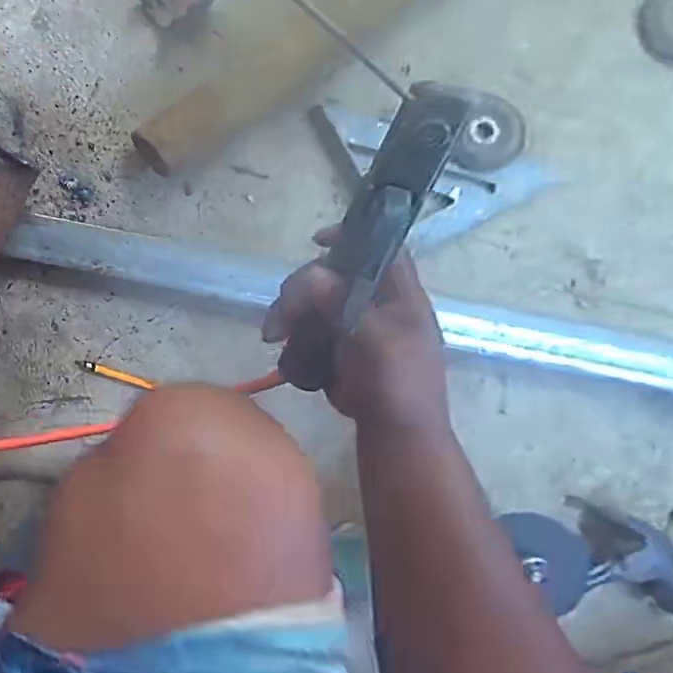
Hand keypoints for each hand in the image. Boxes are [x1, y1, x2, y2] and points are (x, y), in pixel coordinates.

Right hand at [261, 228, 449, 432]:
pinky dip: (292, 330)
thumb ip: (346, 306)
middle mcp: (374, 303)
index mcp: (399, 296)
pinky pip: (308, 324)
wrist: (396, 435)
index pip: (381, 250)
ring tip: (273, 336)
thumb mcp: (378, 343)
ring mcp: (353, 322)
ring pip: (314, 299)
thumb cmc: (400, 387)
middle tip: (280, 317)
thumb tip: (314, 274)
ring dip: (289, 312)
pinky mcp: (336, 342)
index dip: (353, 237)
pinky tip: (281, 344)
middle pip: (332, 275)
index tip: (317, 241)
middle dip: (300, 290)